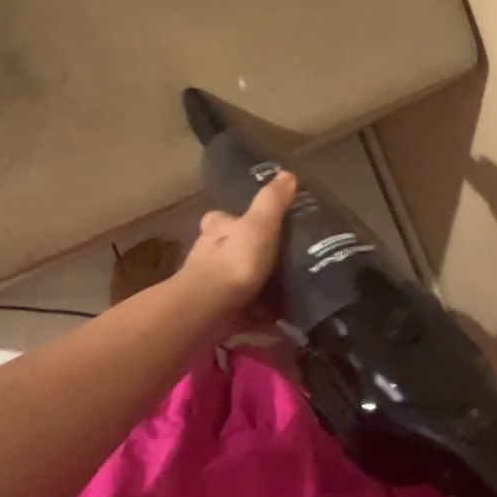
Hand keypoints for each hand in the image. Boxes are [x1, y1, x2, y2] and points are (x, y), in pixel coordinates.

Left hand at [177, 171, 296, 307]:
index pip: (220, 219)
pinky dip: (259, 317)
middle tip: (278, 261)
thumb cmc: (234, 261)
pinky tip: (280, 323)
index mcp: (217, 230)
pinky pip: (244, 313)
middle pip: (227, 251)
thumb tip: (287, 174)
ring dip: (253, 286)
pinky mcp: (219, 314)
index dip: (233, 219)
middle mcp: (209, 256)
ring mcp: (212, 287)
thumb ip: (272, 202)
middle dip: (247, 255)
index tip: (253, 224)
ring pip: (235, 282)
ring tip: (285, 290)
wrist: (211, 309)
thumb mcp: (259, 224)